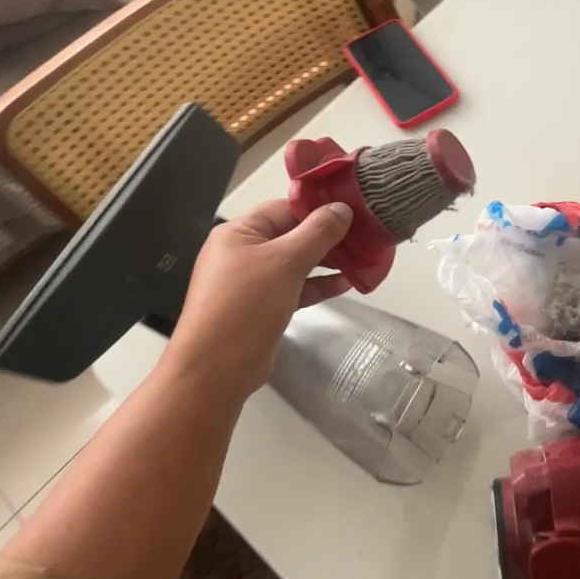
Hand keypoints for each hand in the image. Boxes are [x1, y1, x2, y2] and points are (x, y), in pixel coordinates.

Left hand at [166, 199, 353, 398]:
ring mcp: (252, 281)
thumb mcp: (286, 261)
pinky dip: (318, 284)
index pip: (284, 208)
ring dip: (327, 261)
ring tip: (362, 259)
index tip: (353, 209)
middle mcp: (243, 252)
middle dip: (328, 236)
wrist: (215, 371)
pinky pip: (295, 287)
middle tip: (364, 235)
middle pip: (292, 234)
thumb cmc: (246, 305)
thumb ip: (318, 232)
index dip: (318, 207)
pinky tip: (346, 283)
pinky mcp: (263, 307)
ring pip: (296, 262)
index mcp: (239, 232)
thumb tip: (343, 208)